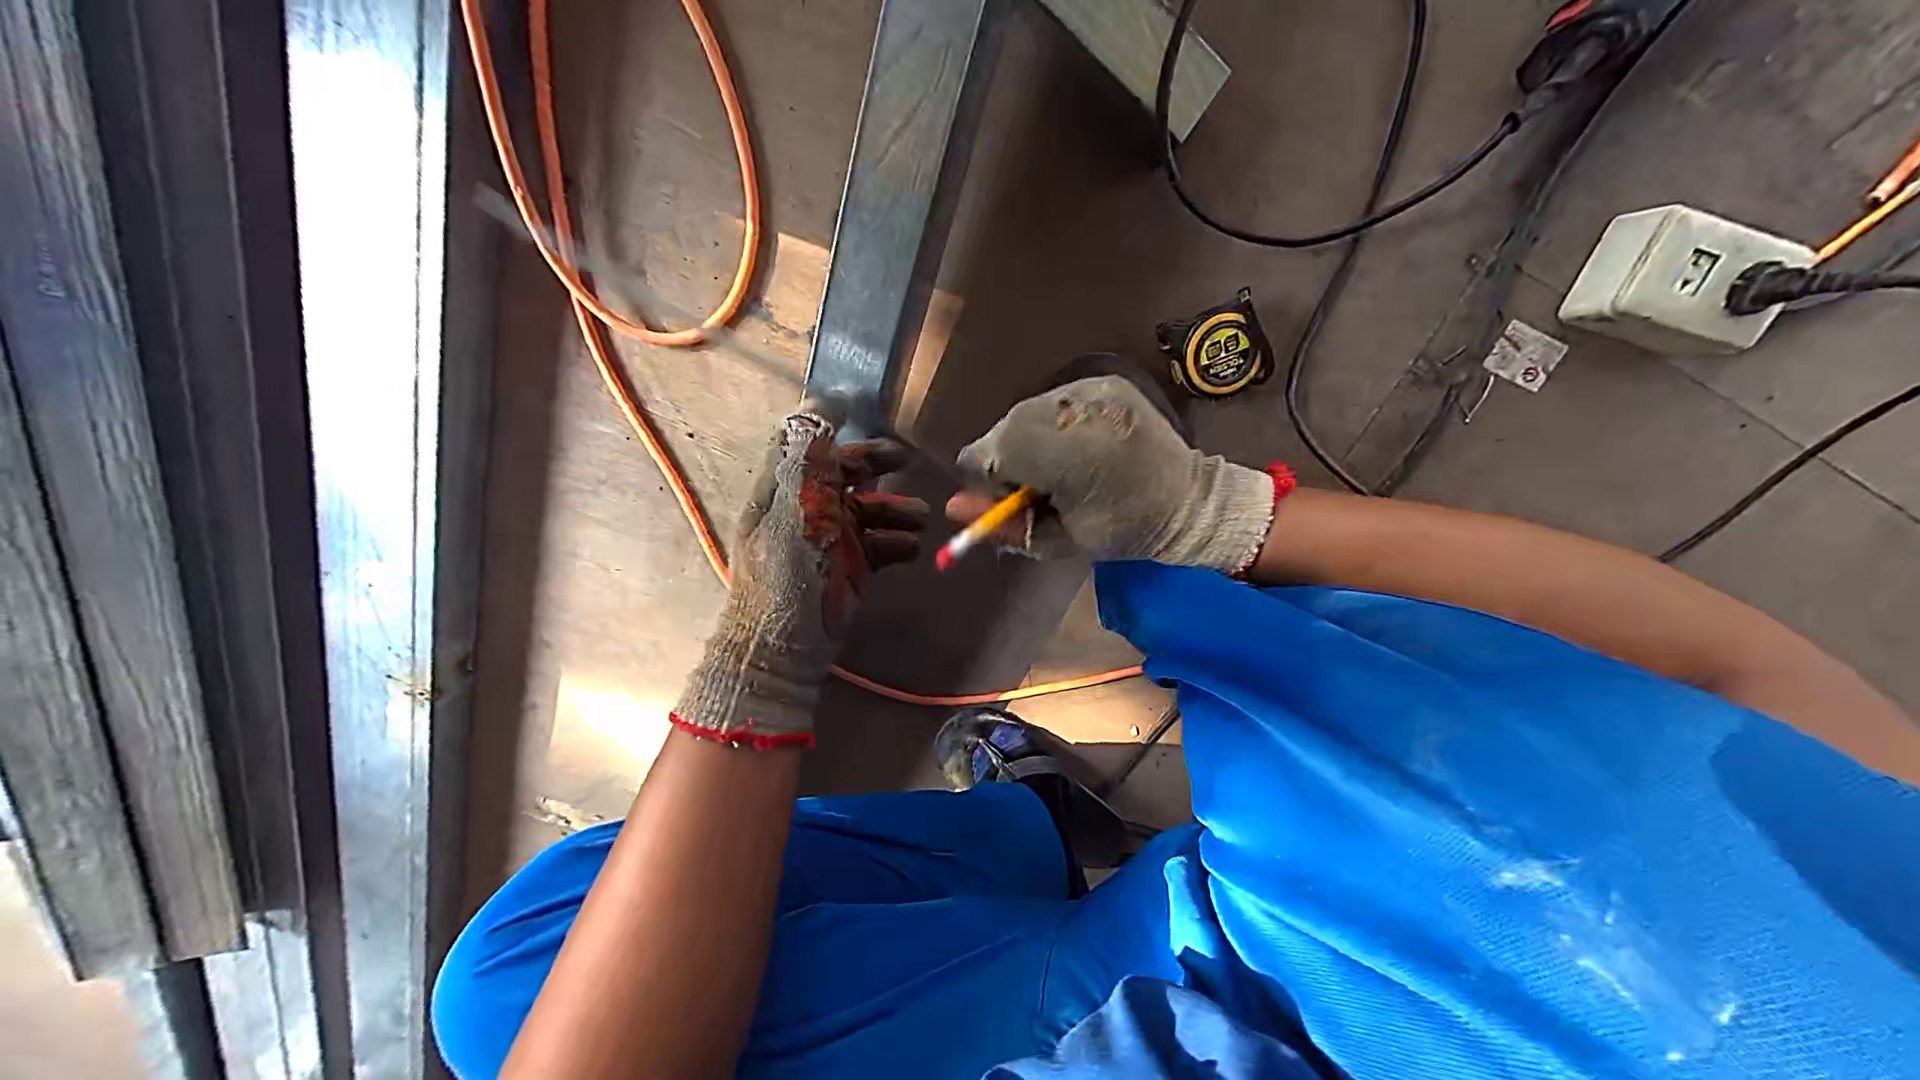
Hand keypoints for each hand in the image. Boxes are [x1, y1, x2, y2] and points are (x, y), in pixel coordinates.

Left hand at [673, 413, 925, 747]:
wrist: (787, 643)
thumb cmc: (788, 572)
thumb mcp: (797, 508)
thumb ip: (812, 457)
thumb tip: (823, 402)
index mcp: (785, 488)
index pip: (809, 443)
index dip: (836, 426)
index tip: (870, 417)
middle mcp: (807, 507)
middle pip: (846, 472)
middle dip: (878, 465)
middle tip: (908, 460)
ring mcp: (830, 537)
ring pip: (870, 508)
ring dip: (896, 508)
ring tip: (921, 516)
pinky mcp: (852, 565)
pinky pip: (880, 542)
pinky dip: (898, 541)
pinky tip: (911, 548)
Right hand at [946, 375, 1274, 572]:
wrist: (1190, 499)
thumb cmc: (1123, 529)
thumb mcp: (1058, 540)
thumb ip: (1002, 524)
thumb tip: (952, 507)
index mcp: (1066, 454)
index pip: (989, 451)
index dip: (991, 479)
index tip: (1016, 497)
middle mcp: (1074, 410)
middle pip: (1006, 427)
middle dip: (1010, 458)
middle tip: (1042, 486)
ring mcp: (1092, 389)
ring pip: (1028, 412)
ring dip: (1030, 439)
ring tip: (1064, 465)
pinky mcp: (1105, 380)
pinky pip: (1054, 401)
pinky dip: (1053, 425)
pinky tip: (1080, 446)